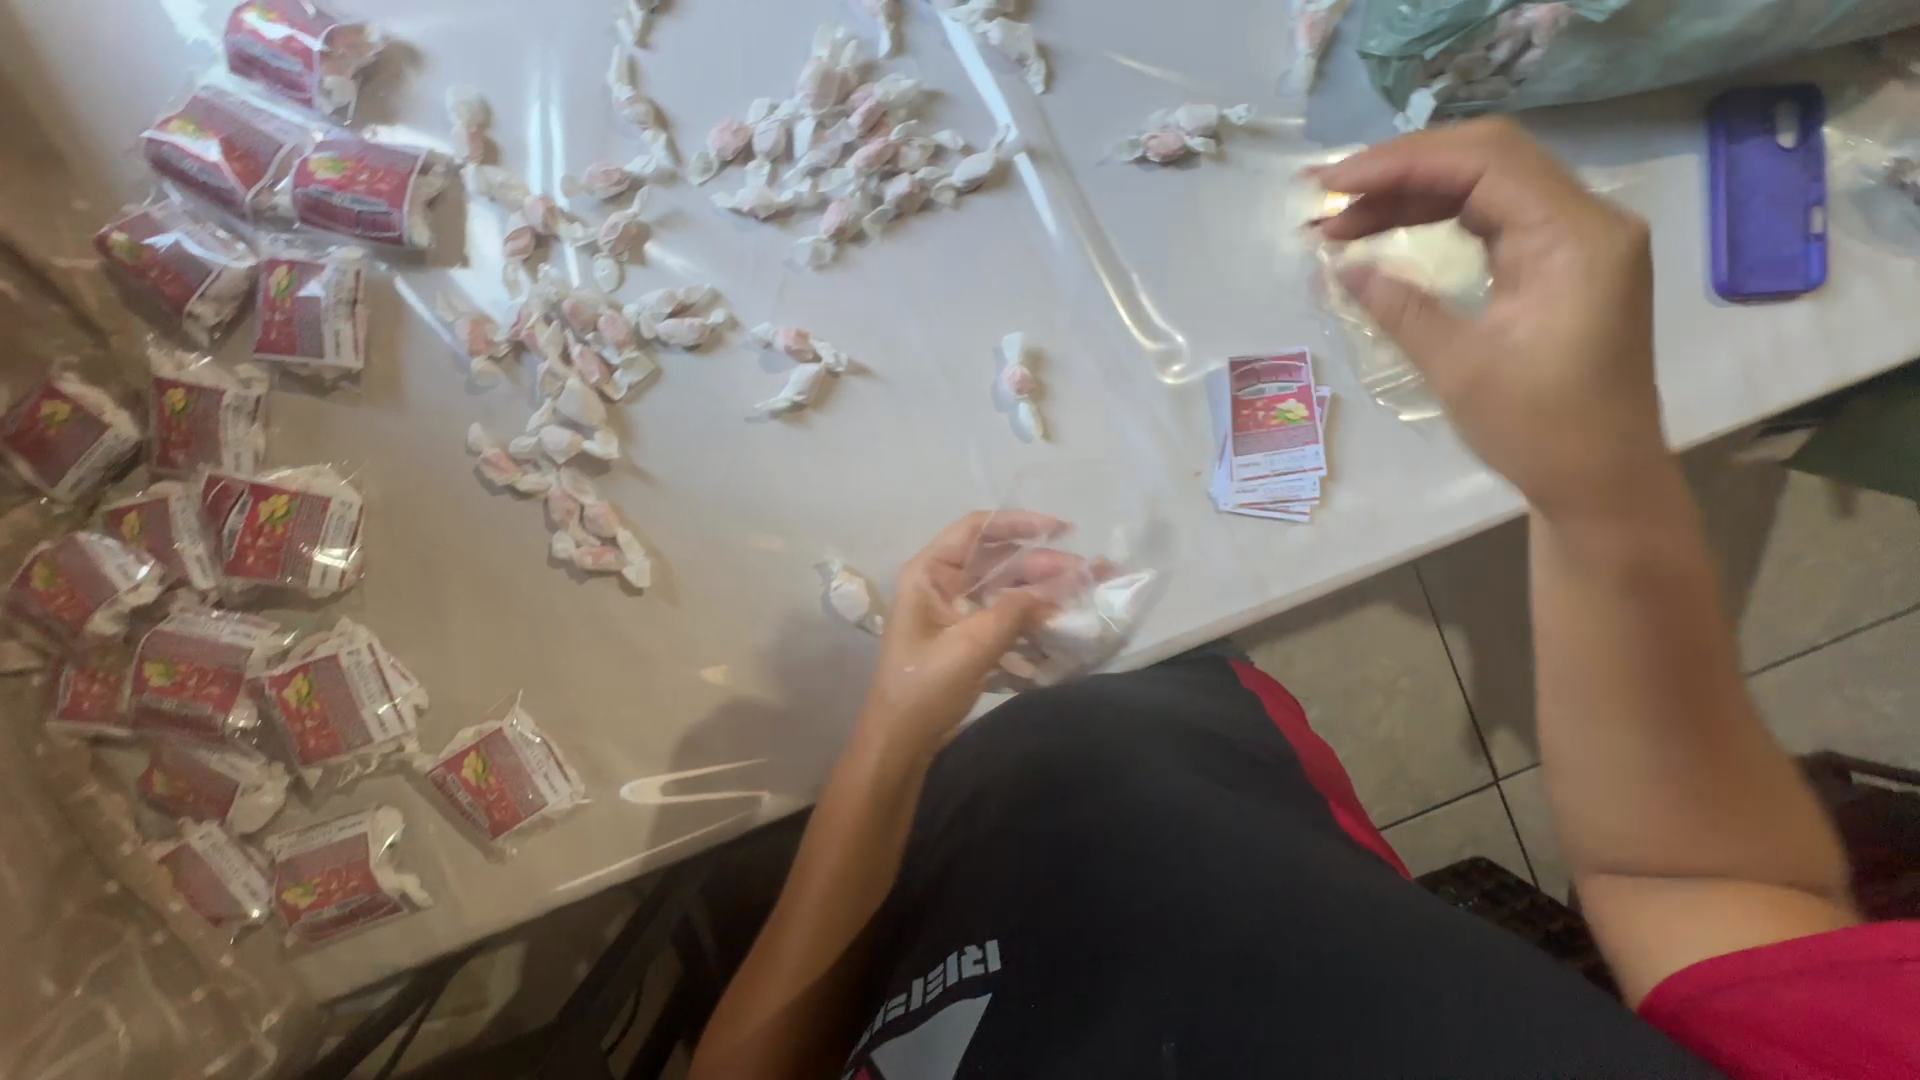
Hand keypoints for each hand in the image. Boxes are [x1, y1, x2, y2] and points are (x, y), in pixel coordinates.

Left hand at [859, 511, 1066, 750]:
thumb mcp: (971, 645)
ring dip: (1042, 593)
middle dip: (1042, 564)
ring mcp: (955, 611)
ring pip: (1005, 590)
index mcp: (930, 573)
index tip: (1062, 530)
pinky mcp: (967, 638)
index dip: (1019, 523)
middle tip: (1086, 573)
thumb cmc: (924, 687)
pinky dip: (1031, 619)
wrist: (900, 741)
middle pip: (998, 560)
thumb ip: (1016, 611)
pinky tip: (1062, 626)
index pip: (977, 529)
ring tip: (1083, 595)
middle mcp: (942, 584)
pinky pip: (1004, 617)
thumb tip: (1060, 586)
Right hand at [1313, 118, 1671, 520]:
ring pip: (1485, 186)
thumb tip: (1337, 268)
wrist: (1600, 477)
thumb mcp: (1458, 368)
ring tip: (1341, 222)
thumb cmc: (1539, 429)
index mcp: (1574, 237)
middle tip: (1328, 196)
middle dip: (1400, 170)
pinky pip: (1492, 218)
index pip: (1483, 163)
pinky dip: (1436, 219)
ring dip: (1411, 196)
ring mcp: (1574, 240)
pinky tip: (1388, 233)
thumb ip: (1399, 307)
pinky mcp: (1558, 263)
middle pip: (1485, 160)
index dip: (1400, 164)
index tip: (1333, 187)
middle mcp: (1585, 220)